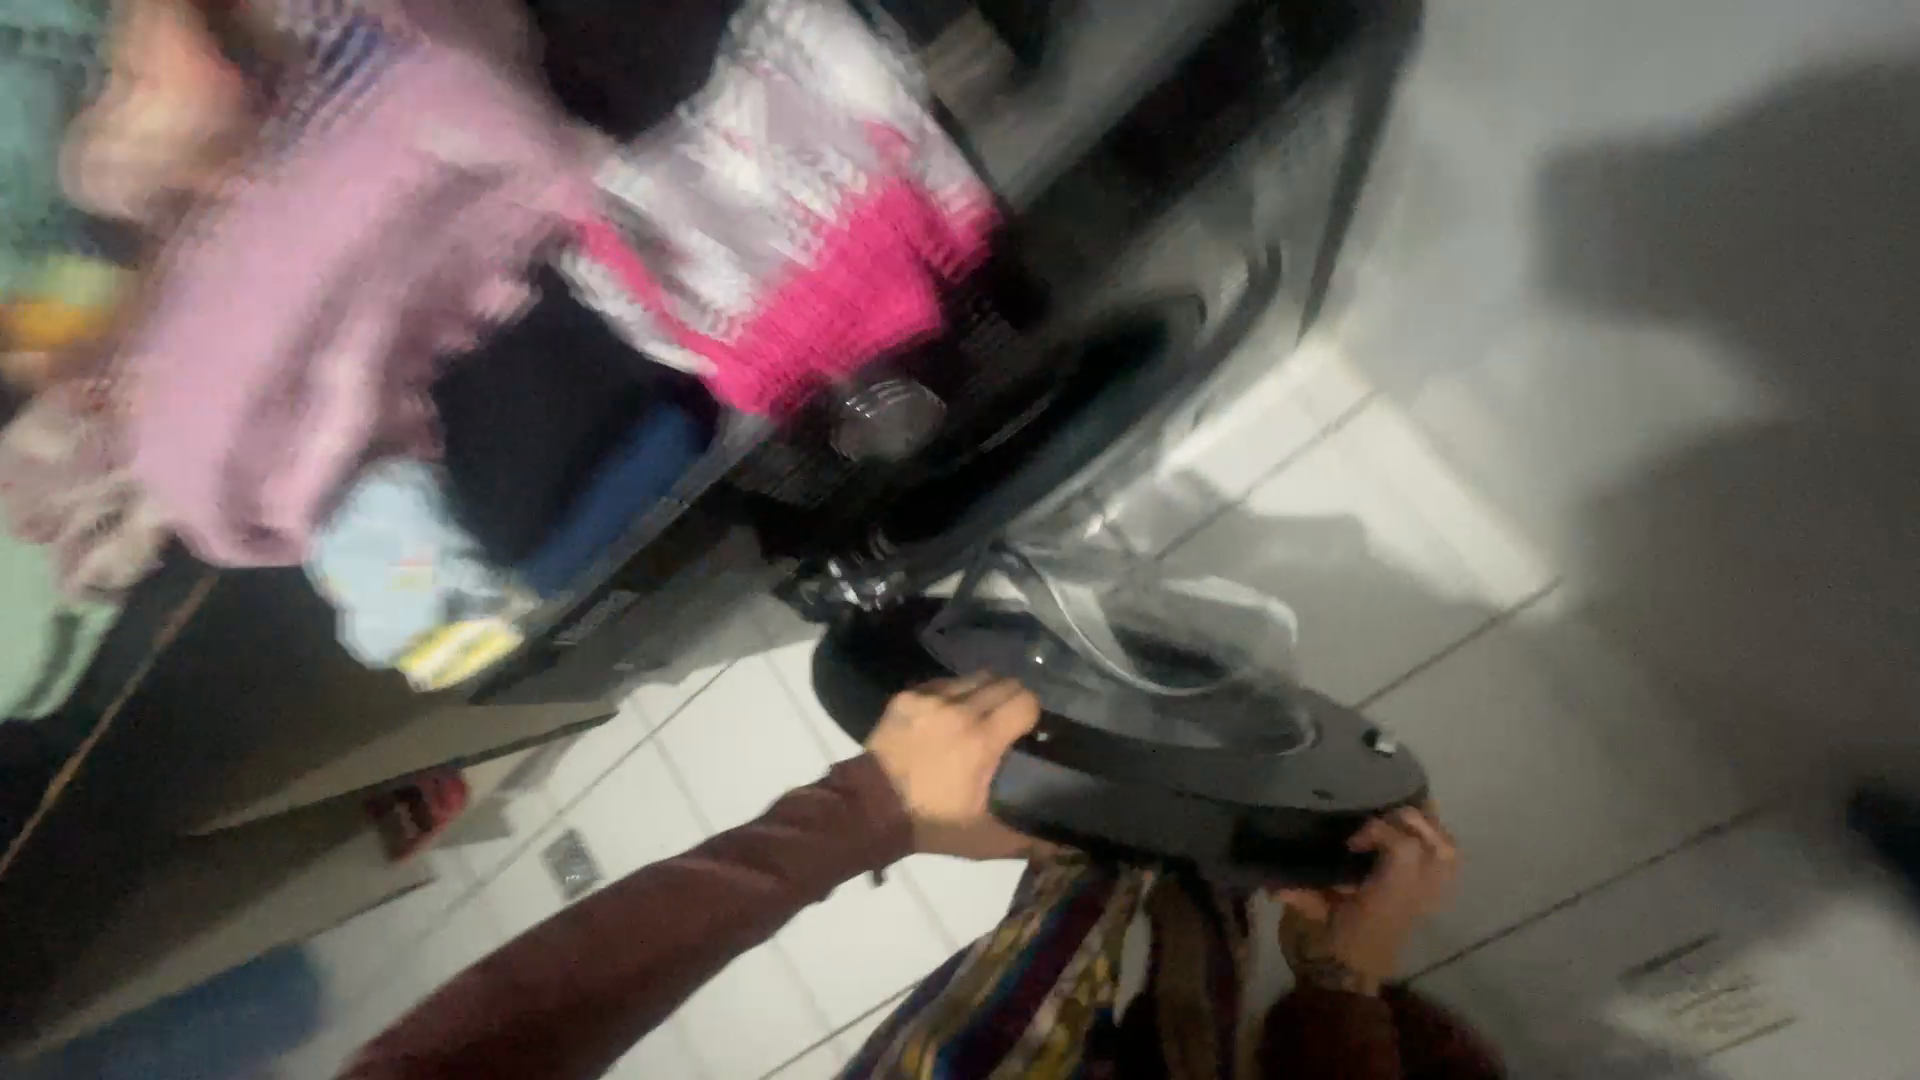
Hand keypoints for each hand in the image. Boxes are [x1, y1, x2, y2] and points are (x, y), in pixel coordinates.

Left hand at [864, 674, 1045, 859]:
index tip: (1030, 730)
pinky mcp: (907, 695)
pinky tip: (947, 715)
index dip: (1033, 714)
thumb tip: (1067, 845)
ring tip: (980, 714)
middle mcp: (959, 709)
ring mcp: (930, 698)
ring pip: (974, 677)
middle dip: (1013, 699)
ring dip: (984, 692)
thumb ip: (1029, 839)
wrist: (870, 810)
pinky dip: (953, 694)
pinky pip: (943, 683)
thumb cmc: (933, 823)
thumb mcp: (985, 839)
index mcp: (982, 739)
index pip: (1026, 702)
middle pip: (1004, 682)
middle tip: (1009, 722)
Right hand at [1275, 806, 1459, 994]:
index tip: (1349, 843)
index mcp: (1390, 898)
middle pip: (1438, 845)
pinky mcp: (1430, 896)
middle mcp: (1417, 895)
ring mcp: (1430, 896)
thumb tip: (1274, 882)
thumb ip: (1298, 895)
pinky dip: (1434, 842)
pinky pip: (1448, 864)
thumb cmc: (1330, 940)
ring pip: (1450, 853)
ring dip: (1428, 828)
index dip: (1377, 831)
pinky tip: (1408, 833)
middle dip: (1407, 821)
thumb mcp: (1312, 915)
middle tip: (1375, 820)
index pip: (1404, 849)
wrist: (1350, 973)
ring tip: (1395, 819)